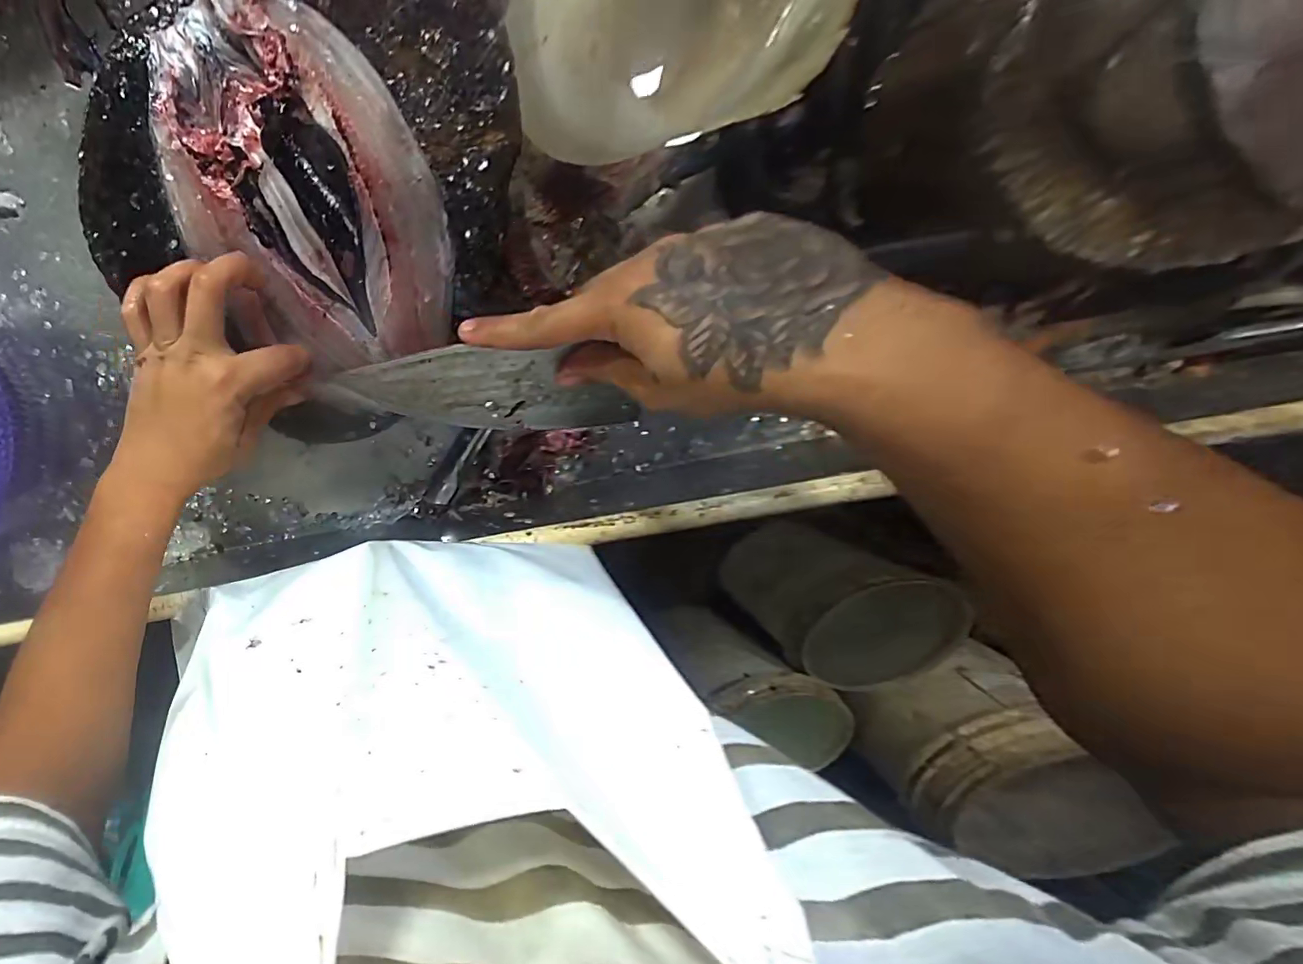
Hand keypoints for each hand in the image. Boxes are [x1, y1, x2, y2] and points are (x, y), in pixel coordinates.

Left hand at [111, 254, 310, 504]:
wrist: (149, 472)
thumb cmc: (202, 461)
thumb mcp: (245, 440)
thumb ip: (270, 404)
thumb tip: (299, 386)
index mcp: (226, 382)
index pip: (275, 358)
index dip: (298, 358)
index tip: (304, 363)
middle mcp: (193, 354)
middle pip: (208, 285)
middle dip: (237, 268)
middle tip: (253, 276)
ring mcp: (162, 349)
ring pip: (165, 286)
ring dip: (187, 269)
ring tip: (206, 274)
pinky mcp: (140, 352)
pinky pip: (133, 307)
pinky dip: (145, 288)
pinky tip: (166, 290)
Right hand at [459, 213, 890, 416]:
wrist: (835, 336)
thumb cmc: (734, 375)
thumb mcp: (662, 390)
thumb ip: (610, 371)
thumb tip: (572, 364)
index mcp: (621, 302)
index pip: (550, 321)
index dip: (507, 331)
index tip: (467, 331)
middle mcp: (650, 259)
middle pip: (603, 296)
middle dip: (595, 326)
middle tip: (599, 359)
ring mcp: (698, 240)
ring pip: (651, 277)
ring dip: (649, 308)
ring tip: (683, 341)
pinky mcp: (742, 233)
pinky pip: (697, 264)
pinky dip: (695, 290)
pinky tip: (729, 316)